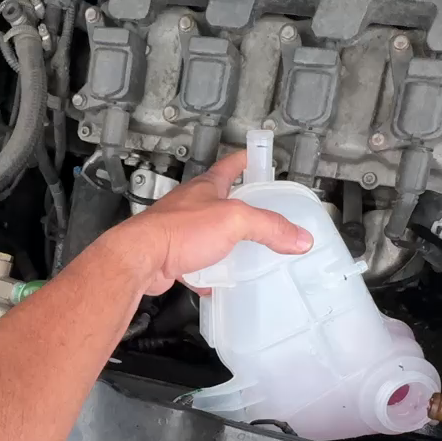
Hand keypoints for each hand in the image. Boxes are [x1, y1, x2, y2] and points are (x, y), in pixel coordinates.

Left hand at [92, 152, 311, 295]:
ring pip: (208, 234)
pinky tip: (216, 284)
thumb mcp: (235, 222)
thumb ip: (270, 228)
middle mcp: (192, 206)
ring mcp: (180, 231)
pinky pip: (196, 264)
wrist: (143, 258)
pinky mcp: (173, 256)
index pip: (231, 165)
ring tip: (243, 252)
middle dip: (239, 206)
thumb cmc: (179, 230)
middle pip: (220, 201)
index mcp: (207, 188)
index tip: (257, 156)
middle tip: (259, 213)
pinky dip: (208, 273)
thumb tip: (299, 237)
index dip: (246, 160)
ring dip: (224, 242)